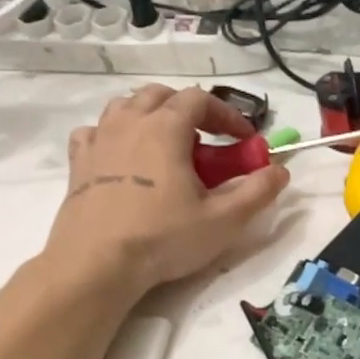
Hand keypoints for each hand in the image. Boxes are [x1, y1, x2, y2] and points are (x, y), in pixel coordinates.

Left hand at [46, 85, 289, 296]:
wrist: (97, 263)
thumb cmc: (165, 237)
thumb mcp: (225, 219)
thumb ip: (258, 191)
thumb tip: (280, 170)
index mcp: (165, 129)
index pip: (199, 99)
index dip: (227, 114)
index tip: (244, 140)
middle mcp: (128, 124)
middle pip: (160, 95)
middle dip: (190, 110)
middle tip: (209, 140)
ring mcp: (98, 141)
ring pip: (126, 107)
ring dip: (153, 116)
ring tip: (170, 146)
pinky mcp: (78, 163)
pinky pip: (96, 131)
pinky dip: (116, 133)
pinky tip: (126, 156)